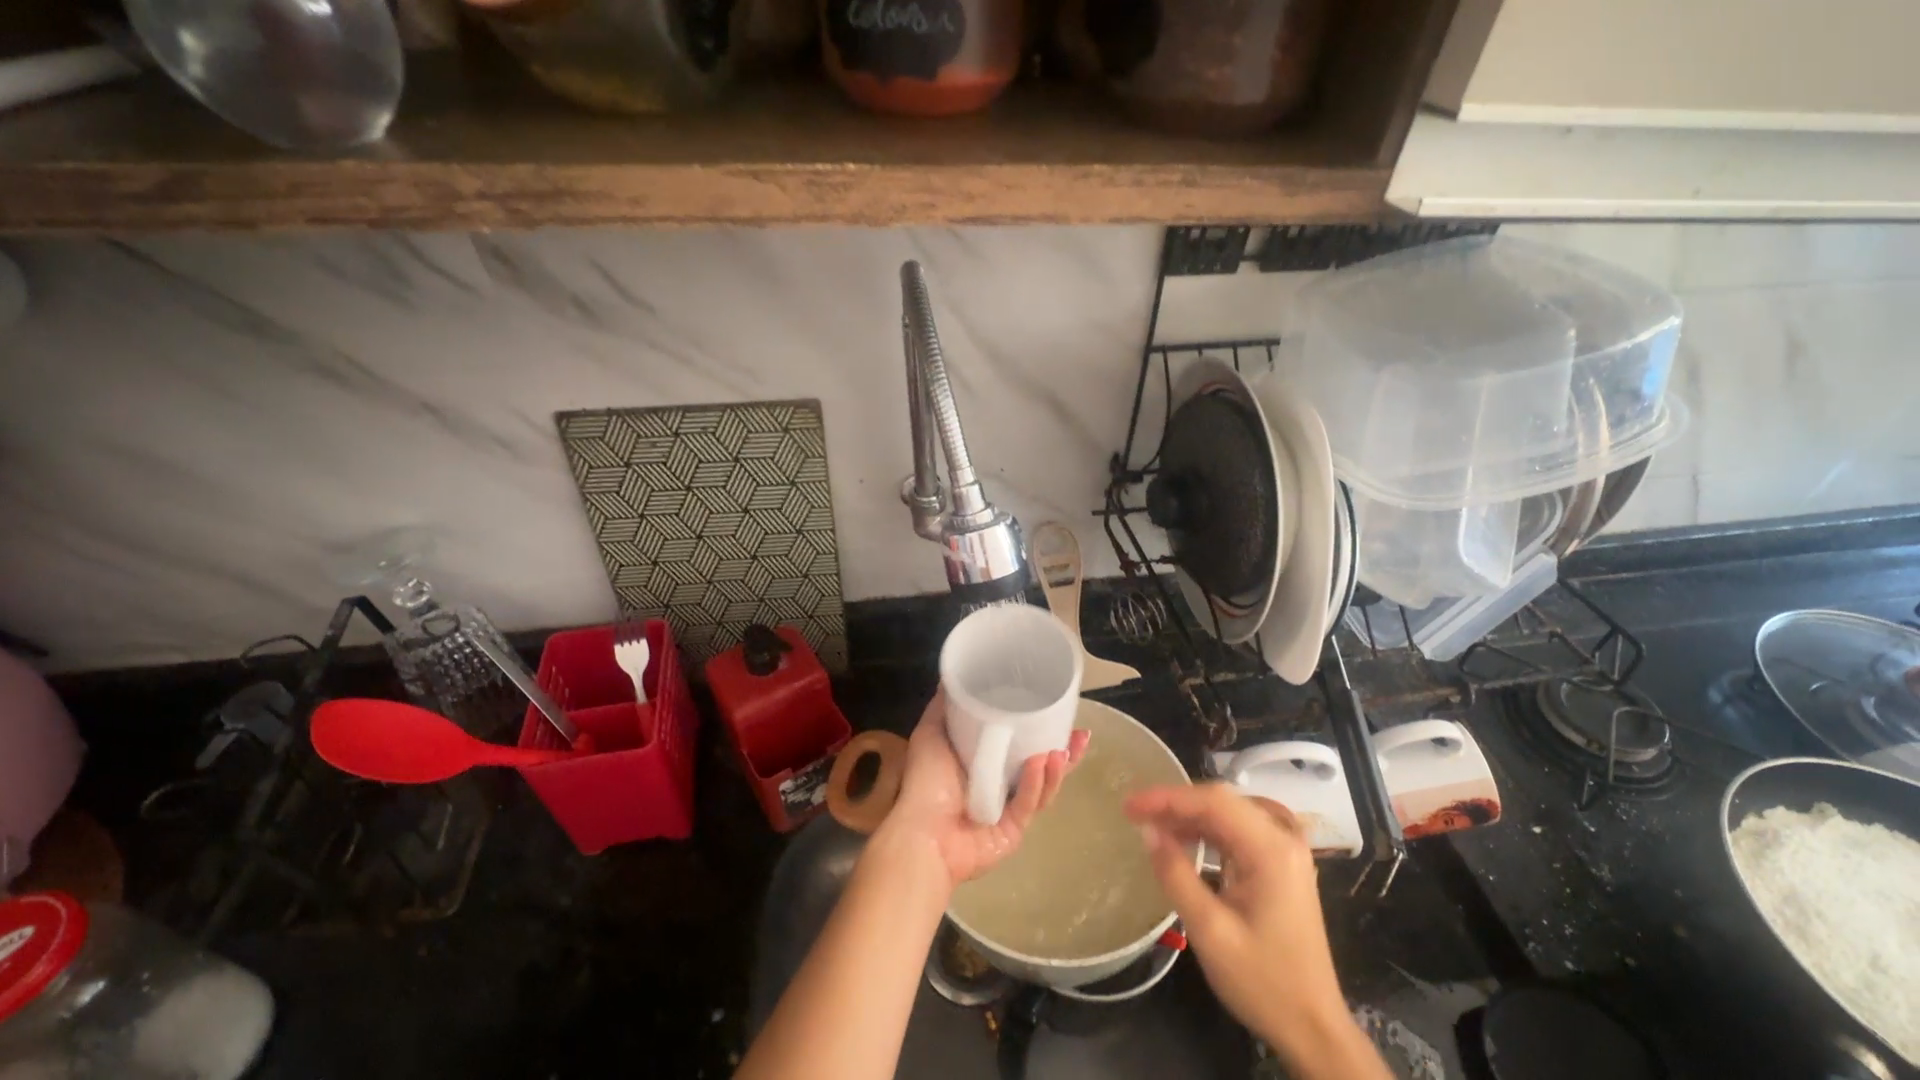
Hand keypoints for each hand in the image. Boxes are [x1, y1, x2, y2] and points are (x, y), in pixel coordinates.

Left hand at [876, 691, 1090, 889]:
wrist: (921, 835)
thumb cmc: (925, 783)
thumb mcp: (931, 734)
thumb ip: (944, 708)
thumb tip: (953, 674)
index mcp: (981, 762)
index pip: (1017, 742)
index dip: (1038, 727)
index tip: (1058, 710)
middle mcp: (998, 784)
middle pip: (1039, 765)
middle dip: (1062, 750)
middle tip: (1081, 734)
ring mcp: (1008, 809)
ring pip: (1042, 786)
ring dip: (1056, 768)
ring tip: (1065, 748)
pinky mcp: (1014, 830)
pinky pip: (1030, 804)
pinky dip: (1037, 785)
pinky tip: (1042, 764)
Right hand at [1126, 785, 1377, 1076]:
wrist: (1312, 1026)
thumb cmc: (1262, 981)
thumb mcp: (1209, 931)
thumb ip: (1176, 874)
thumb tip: (1149, 831)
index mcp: (1272, 851)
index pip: (1214, 802)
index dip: (1167, 797)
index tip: (1128, 806)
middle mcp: (1285, 842)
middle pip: (1225, 803)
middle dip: (1177, 804)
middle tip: (1135, 815)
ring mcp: (1288, 855)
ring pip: (1233, 815)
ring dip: (1193, 817)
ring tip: (1153, 827)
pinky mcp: (1284, 870)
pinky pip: (1243, 834)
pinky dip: (1211, 832)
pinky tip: (1187, 843)